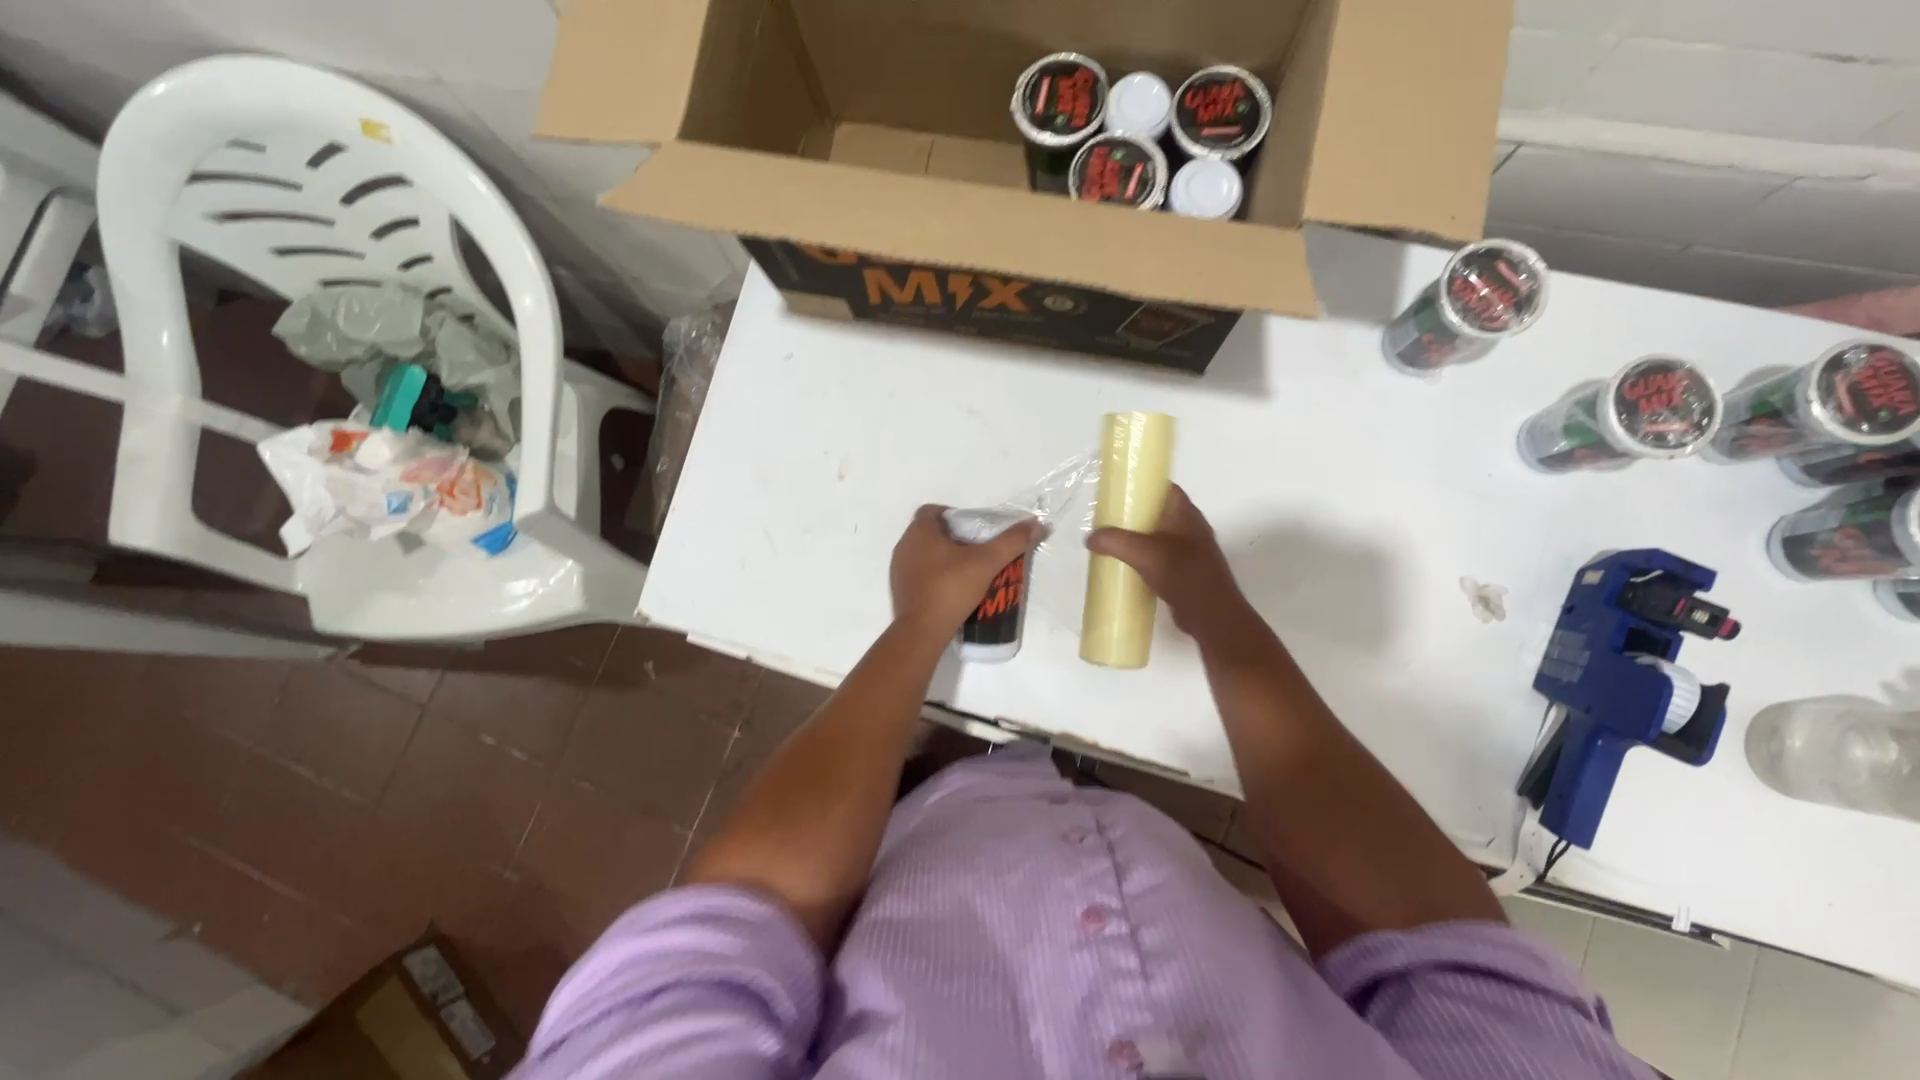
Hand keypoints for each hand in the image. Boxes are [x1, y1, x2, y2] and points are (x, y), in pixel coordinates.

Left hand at [890, 506, 1044, 639]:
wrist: (922, 630)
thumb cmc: (951, 588)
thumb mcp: (987, 562)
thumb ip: (1012, 542)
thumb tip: (1036, 525)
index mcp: (919, 532)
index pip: (931, 510)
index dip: (952, 515)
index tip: (972, 529)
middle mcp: (904, 546)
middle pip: (929, 532)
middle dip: (952, 538)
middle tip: (976, 550)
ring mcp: (898, 570)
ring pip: (923, 554)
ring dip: (943, 558)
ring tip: (968, 571)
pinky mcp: (900, 590)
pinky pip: (919, 574)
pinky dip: (934, 576)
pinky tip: (953, 589)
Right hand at [1086, 485, 1255, 645]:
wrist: (1211, 615)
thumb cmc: (1183, 574)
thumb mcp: (1143, 552)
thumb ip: (1114, 541)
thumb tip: (1090, 538)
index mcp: (1186, 513)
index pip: (1164, 488)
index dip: (1143, 485)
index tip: (1119, 491)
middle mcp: (1191, 527)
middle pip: (1159, 512)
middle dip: (1134, 514)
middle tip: (1108, 519)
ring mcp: (1191, 551)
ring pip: (1159, 536)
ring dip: (1138, 539)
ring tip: (1112, 543)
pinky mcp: (1187, 572)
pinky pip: (1161, 558)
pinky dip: (1145, 559)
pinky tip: (1127, 568)